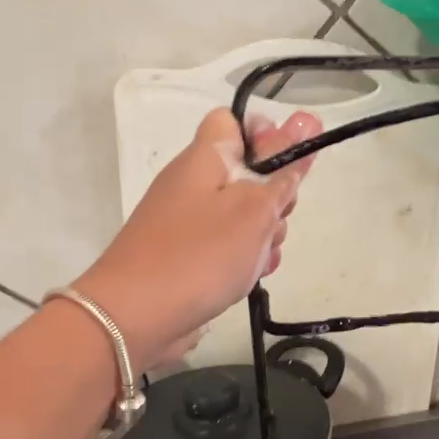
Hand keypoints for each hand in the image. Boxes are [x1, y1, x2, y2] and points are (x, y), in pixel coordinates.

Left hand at [75, 109, 320, 371]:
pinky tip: (251, 276)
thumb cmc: (199, 255)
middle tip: (277, 218)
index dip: (266, 134)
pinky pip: (227, 246)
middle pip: (247, 172)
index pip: (233, 121)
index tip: (288, 164)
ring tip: (262, 258)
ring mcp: (188, 222)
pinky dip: (244, 258)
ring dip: (264, 233)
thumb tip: (304, 126)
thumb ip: (283, 174)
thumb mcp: (254, 211)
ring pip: (243, 214)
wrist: (134, 317)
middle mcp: (193, 184)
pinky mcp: (187, 255)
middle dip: (275, 195)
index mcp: (204, 159)